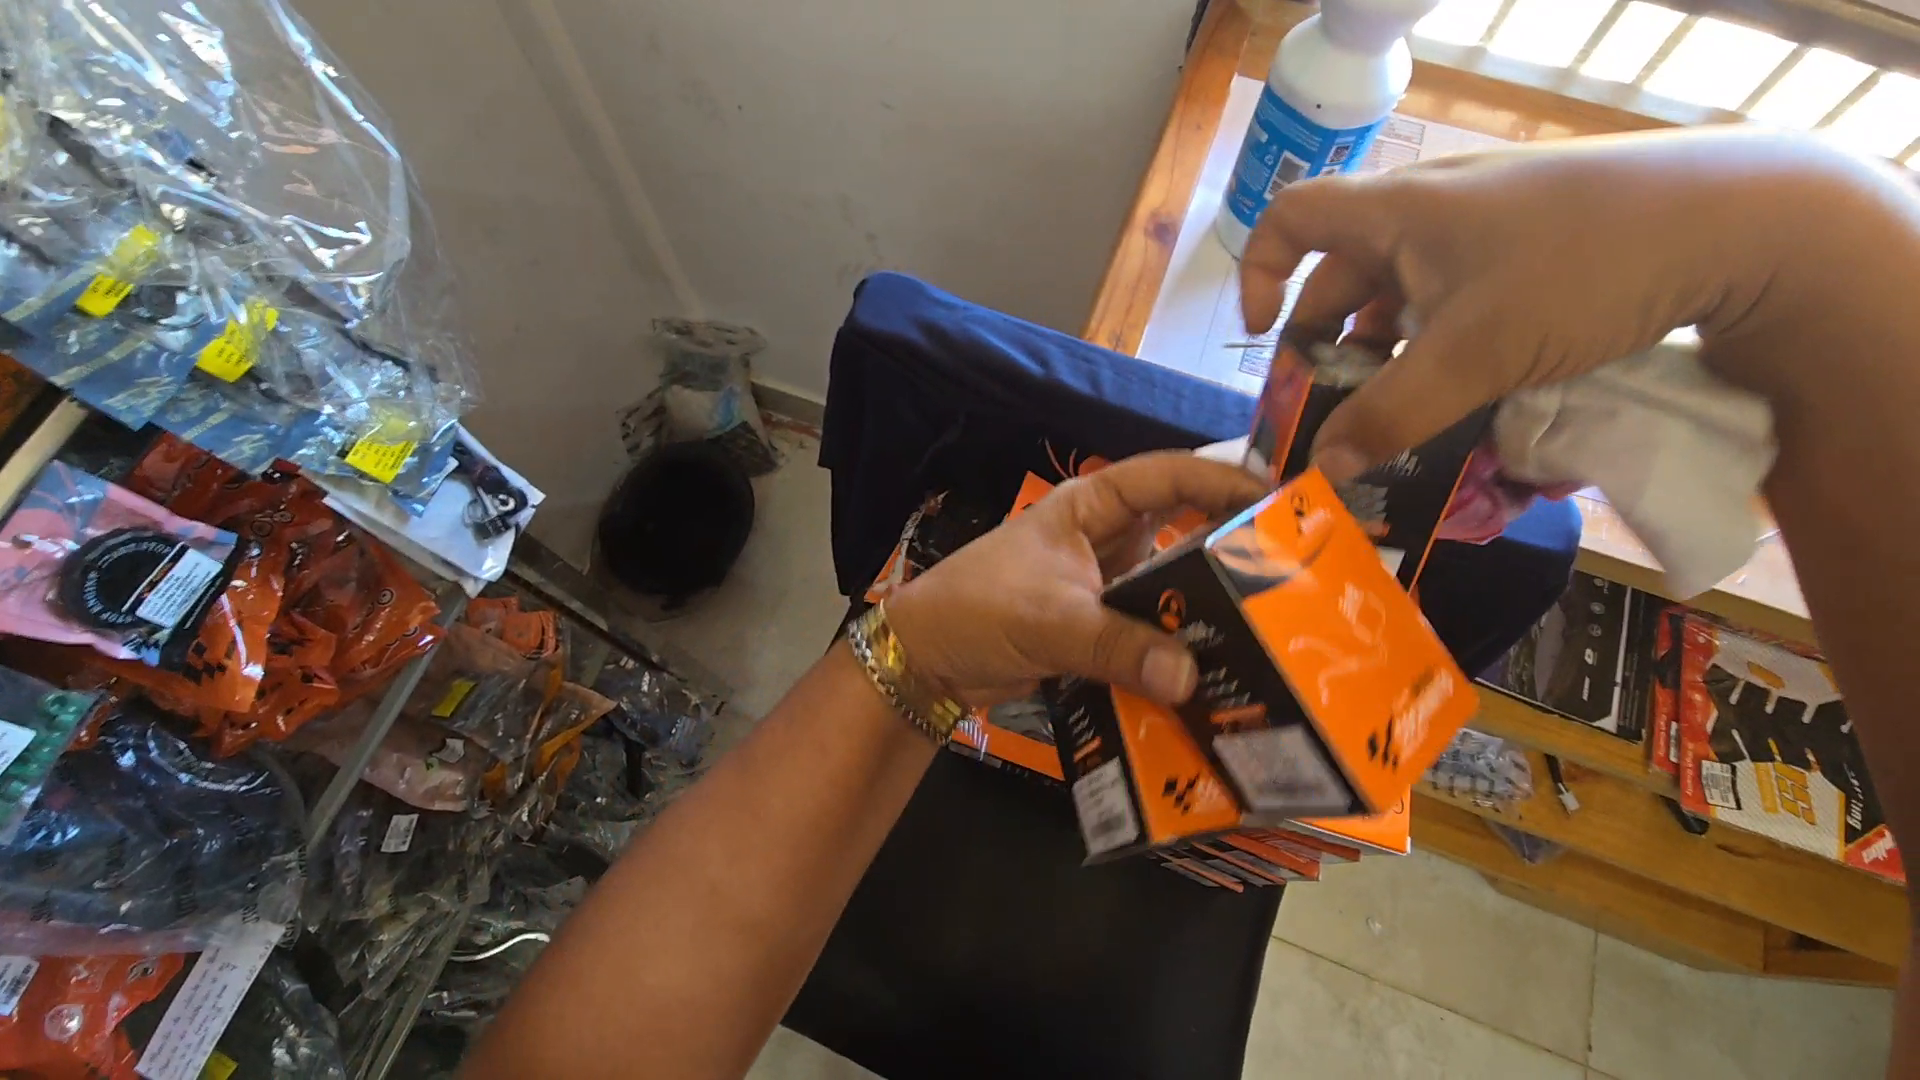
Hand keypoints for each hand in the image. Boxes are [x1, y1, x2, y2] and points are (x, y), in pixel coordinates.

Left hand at [884, 452, 1263, 706]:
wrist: (928, 658)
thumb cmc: (977, 609)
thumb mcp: (1049, 619)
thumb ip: (1118, 645)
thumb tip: (1192, 678)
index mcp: (1093, 506)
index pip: (1168, 476)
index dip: (1222, 480)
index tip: (1280, 499)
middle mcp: (1107, 538)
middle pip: (1182, 529)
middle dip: (1231, 545)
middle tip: (1296, 572)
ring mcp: (1106, 583)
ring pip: (1172, 582)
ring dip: (1209, 602)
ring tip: (1274, 626)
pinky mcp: (1102, 626)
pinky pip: (1152, 627)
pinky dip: (1180, 644)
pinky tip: (1220, 667)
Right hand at [1238, 127, 1919, 480]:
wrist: (1748, 222)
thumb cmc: (1582, 268)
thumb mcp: (1473, 354)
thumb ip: (1389, 416)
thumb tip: (1323, 470)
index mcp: (1396, 211)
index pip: (1289, 218)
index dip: (1258, 273)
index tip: (1261, 335)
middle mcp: (1427, 211)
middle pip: (1340, 275)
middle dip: (1323, 344)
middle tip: (1329, 405)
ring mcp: (1478, 230)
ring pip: (1397, 295)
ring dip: (1380, 354)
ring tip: (1393, 410)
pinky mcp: (1522, 249)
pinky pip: (1447, 298)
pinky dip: (1431, 343)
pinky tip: (1454, 386)